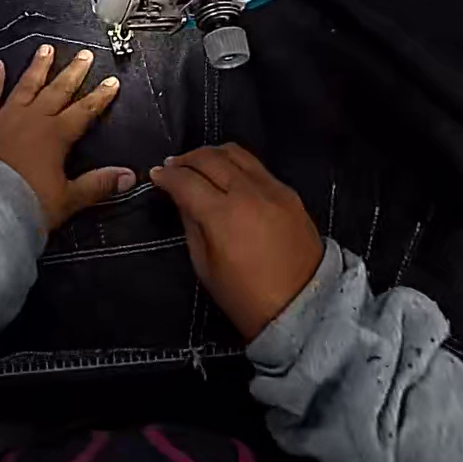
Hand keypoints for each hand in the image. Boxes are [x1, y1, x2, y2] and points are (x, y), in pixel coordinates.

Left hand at [0, 44, 134, 229]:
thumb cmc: (25, 203)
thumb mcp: (68, 198)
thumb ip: (98, 184)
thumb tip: (129, 176)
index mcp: (56, 135)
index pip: (84, 111)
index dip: (100, 97)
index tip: (111, 82)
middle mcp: (33, 118)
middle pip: (58, 90)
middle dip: (74, 72)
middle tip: (84, 55)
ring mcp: (6, 117)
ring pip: (26, 86)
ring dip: (38, 67)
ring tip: (46, 48)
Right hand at [150, 144, 323, 341]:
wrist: (306, 309)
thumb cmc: (246, 298)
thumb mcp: (205, 266)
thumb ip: (190, 223)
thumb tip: (181, 196)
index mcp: (223, 215)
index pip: (186, 181)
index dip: (166, 176)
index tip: (156, 175)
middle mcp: (248, 193)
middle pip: (209, 158)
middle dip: (185, 159)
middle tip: (172, 166)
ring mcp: (272, 188)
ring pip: (235, 152)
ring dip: (211, 154)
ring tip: (199, 165)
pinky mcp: (289, 192)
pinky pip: (256, 166)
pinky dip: (235, 164)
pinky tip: (227, 176)